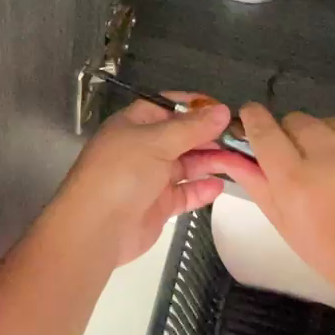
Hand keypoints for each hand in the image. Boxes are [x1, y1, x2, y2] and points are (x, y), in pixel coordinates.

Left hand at [48, 94, 239, 266]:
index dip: (192, 106)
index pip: (166, 107)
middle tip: (237, 138)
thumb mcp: (156, 142)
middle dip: (207, 136)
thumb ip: (191, 127)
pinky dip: (201, 188)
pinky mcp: (158, 205)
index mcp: (133, 125)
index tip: (221, 109)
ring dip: (209, 161)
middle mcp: (142, 148)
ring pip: (185, 164)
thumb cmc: (122, 173)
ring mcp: (150, 177)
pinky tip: (220, 185)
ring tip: (237, 160)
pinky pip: (185, 192)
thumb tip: (221, 109)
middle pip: (180, 136)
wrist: (97, 228)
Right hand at [200, 104, 334, 305]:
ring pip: (325, 121)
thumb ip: (252, 179)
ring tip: (332, 166)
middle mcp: (328, 157)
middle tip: (300, 161)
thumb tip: (223, 149)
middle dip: (290, 135)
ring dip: (321, 137)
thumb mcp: (282, 221)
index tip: (251, 119)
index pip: (263, 128)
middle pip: (294, 120)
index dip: (253, 119)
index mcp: (296, 181)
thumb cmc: (329, 251)